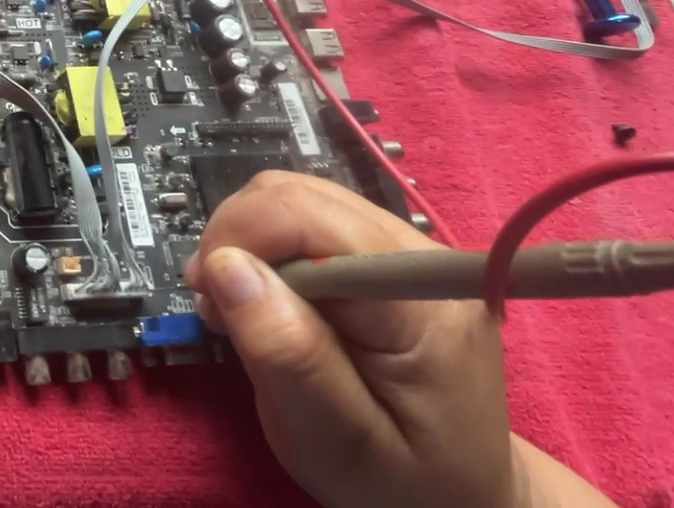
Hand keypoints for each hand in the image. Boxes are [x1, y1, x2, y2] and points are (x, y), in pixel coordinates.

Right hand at [185, 171, 519, 507]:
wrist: (465, 498)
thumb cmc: (403, 485)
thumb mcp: (337, 443)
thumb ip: (288, 357)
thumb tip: (227, 267)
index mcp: (420, 301)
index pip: (306, 216)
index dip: (238, 238)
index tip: (208, 299)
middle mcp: (419, 255)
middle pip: (294, 196)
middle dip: (234, 239)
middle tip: (217, 307)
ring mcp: (403, 248)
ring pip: (291, 199)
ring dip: (245, 243)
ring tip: (240, 307)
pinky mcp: (382, 252)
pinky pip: (301, 219)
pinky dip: (264, 247)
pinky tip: (265, 296)